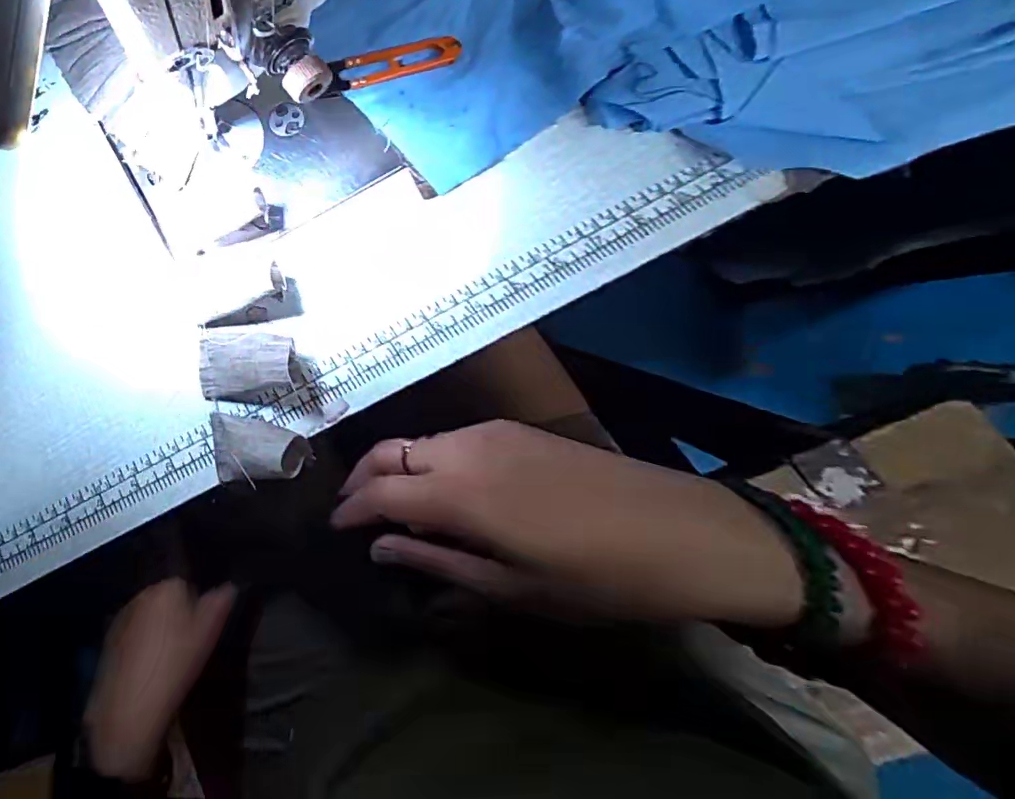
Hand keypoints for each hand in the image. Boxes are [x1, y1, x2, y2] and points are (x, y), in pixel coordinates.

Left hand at [83, 578, 236, 780]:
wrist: (129, 708)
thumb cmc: (174, 667)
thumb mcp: (205, 637)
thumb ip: (217, 606)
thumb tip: (228, 587)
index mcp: (168, 588)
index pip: (186, 587)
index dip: (194, 611)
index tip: (196, 635)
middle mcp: (143, 594)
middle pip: (165, 599)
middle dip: (173, 616)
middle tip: (181, 648)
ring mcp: (124, 615)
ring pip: (148, 615)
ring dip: (156, 628)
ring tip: (163, 660)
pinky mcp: (110, 637)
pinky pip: (132, 631)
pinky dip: (139, 641)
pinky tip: (144, 666)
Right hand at [332, 420, 806, 628]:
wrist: (678, 528)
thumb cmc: (594, 577)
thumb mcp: (511, 587)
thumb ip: (437, 561)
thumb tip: (382, 548)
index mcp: (459, 492)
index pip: (379, 492)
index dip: (350, 510)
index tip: (336, 529)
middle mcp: (463, 448)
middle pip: (389, 451)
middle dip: (362, 479)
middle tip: (353, 512)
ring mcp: (490, 432)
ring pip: (419, 440)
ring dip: (395, 467)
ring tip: (394, 505)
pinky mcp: (514, 429)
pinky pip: (451, 438)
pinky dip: (428, 459)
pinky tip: (441, 488)